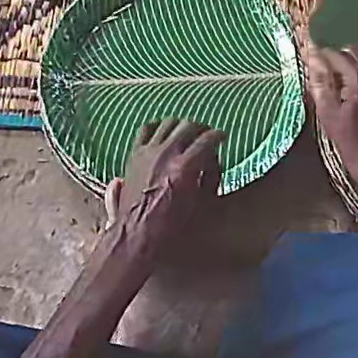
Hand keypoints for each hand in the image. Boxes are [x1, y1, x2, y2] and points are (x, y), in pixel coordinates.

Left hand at [103, 119, 224, 245]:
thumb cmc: (173, 225)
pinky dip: (159, 127)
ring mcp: (148, 151)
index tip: (223, 137)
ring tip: (187, 133)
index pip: (208, 138)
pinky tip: (164, 133)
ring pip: (169, 122)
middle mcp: (166, 153)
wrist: (138, 234)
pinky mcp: (135, 154)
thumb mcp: (202, 202)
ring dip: (181, 126)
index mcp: (185, 166)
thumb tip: (214, 158)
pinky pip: (147, 129)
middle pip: (189, 126)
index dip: (219, 135)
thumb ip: (211, 175)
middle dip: (202, 129)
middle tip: (207, 136)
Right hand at [306, 45, 357, 184]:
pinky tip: (332, 94)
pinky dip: (342, 78)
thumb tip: (312, 57)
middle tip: (311, 73)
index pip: (334, 55)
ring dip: (335, 69)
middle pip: (346, 55)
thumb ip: (320, 82)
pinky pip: (355, 76)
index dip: (316, 55)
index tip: (302, 58)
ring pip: (351, 65)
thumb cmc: (347, 137)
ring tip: (319, 85)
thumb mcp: (328, 111)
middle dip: (328, 59)